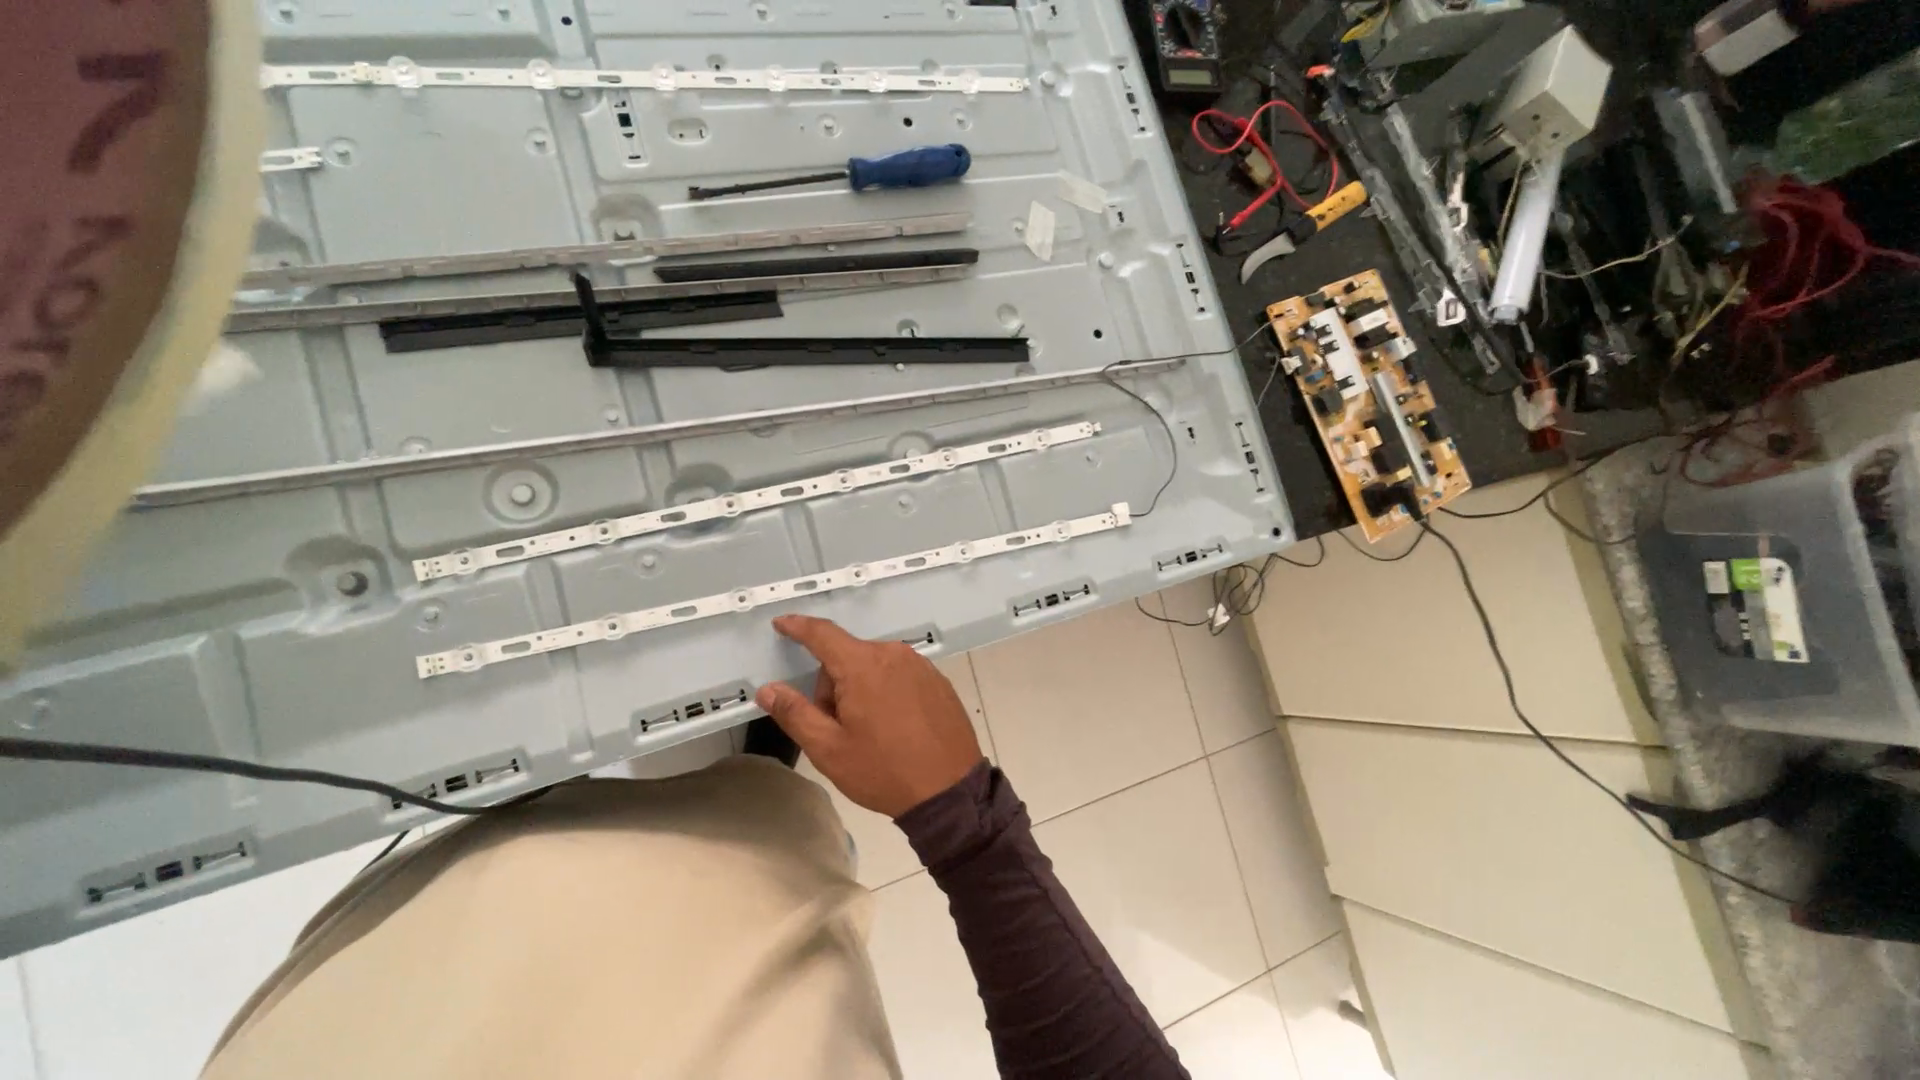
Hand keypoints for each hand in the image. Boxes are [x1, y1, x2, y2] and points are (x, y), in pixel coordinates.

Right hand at [756, 615, 983, 818]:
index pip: (822, 634)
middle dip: (833, 687)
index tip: (781, 624)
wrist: (950, 791)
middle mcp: (894, 655)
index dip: (797, 627)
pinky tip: (894, 729)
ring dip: (860, 690)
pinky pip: (899, 676)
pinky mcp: (938, 681)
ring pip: (873, 667)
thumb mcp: (829, 749)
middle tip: (838, 729)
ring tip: (869, 734)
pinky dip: (887, 693)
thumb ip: (795, 713)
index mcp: (863, 666)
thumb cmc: (884, 771)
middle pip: (847, 657)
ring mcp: (920, 666)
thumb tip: (769, 689)